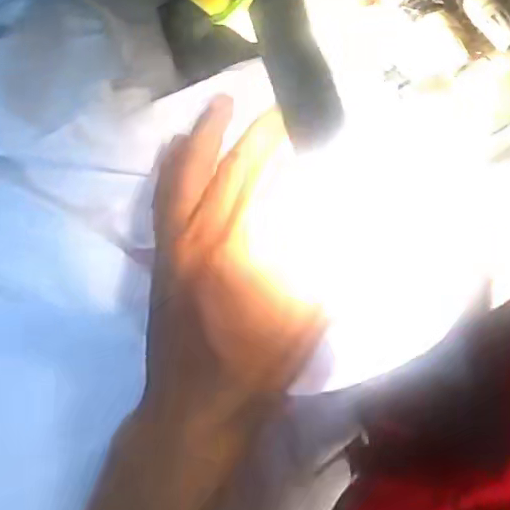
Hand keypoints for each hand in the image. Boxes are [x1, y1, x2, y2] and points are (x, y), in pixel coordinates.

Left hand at [144, 96, 324, 433]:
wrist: (193, 411)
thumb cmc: (254, 366)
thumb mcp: (305, 314)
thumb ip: (326, 262)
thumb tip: (348, 217)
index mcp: (229, 246)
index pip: (246, 176)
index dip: (264, 141)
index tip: (285, 115)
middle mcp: (192, 239)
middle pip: (205, 170)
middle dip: (222, 129)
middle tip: (236, 97)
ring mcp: (170, 251)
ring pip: (174, 183)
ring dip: (191, 144)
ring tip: (204, 114)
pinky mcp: (161, 266)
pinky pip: (161, 206)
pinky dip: (169, 175)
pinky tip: (175, 161)